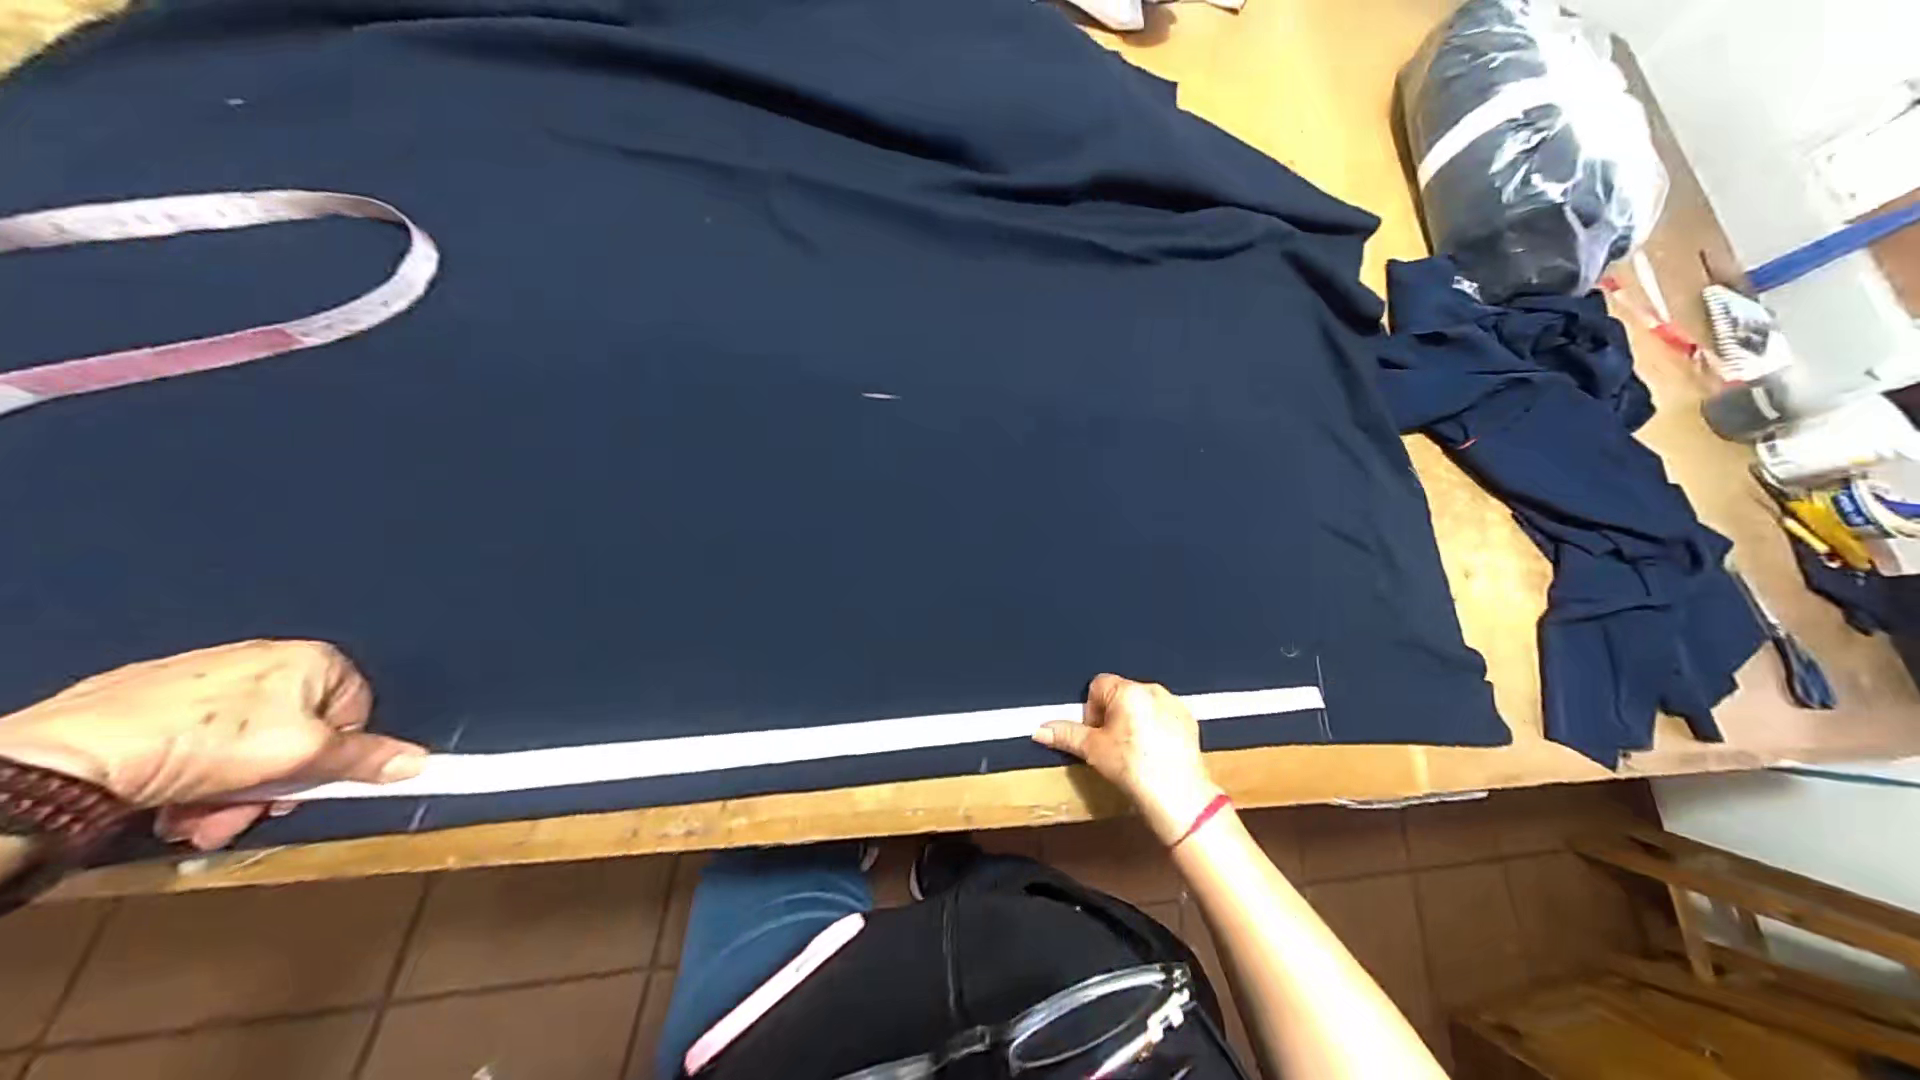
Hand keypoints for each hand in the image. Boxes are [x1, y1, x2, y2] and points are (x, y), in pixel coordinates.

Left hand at [0, 640, 426, 849]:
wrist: (76, 754)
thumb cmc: (208, 743)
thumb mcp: (303, 757)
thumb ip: (365, 759)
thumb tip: (419, 763)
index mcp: (313, 658)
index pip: (356, 712)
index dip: (336, 756)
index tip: (308, 787)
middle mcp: (266, 658)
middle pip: (300, 732)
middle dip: (275, 782)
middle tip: (247, 810)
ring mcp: (207, 675)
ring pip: (248, 744)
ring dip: (233, 790)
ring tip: (197, 814)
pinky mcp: (156, 696)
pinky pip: (201, 740)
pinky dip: (195, 774)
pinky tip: (170, 798)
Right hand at [1035, 674, 1223, 845]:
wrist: (1177, 796)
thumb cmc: (1136, 770)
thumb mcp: (1093, 750)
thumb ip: (1066, 734)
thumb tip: (1041, 730)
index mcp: (1128, 691)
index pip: (1098, 685)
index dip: (1091, 710)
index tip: (1095, 733)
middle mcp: (1153, 691)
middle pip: (1120, 694)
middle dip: (1112, 716)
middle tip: (1111, 745)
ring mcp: (1173, 704)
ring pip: (1143, 705)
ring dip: (1134, 721)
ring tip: (1133, 751)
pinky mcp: (1188, 721)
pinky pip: (1163, 716)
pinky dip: (1156, 728)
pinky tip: (1152, 752)